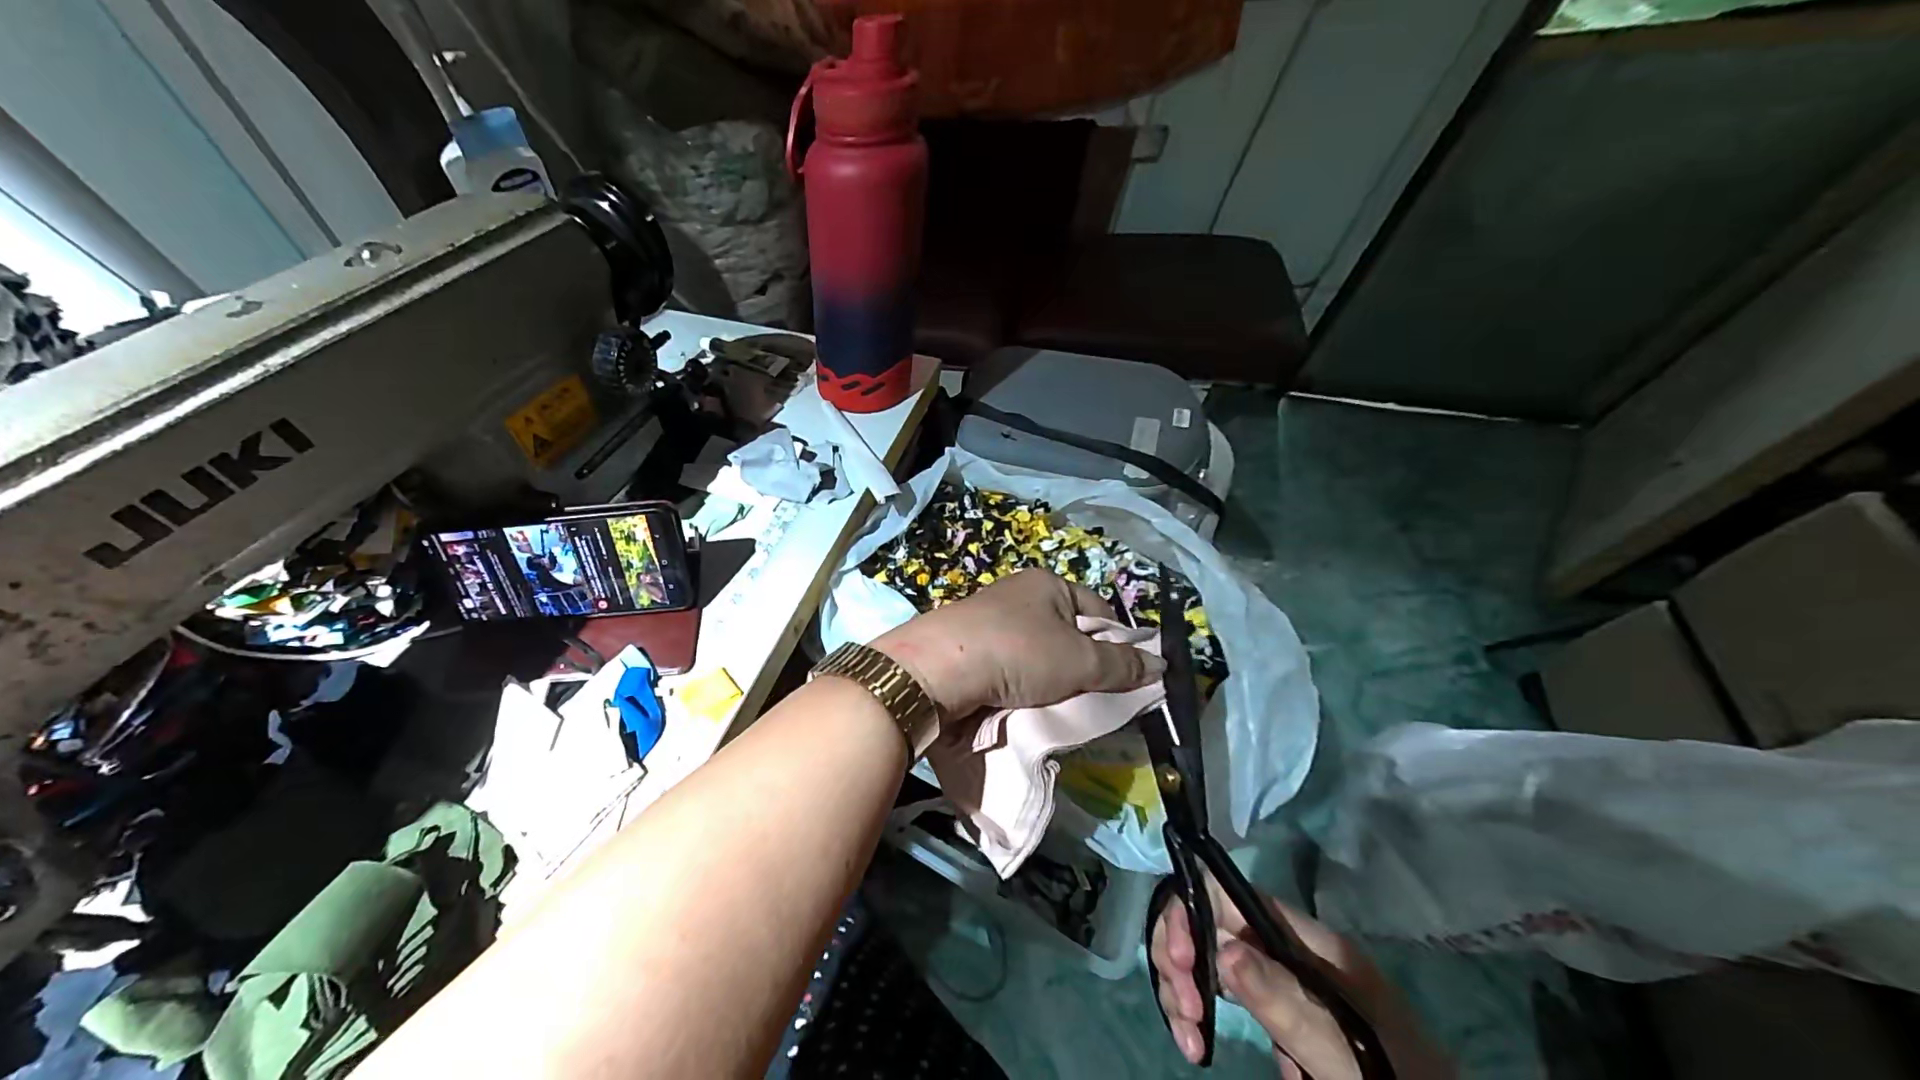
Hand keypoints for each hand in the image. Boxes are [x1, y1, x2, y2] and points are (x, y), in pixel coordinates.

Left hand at [871, 569, 1163, 724]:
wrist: (939, 670)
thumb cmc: (1017, 652)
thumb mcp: (1079, 660)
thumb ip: (1122, 666)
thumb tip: (1161, 665)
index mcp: (1048, 584)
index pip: (1100, 610)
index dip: (1118, 642)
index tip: (1128, 677)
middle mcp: (1020, 596)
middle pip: (1069, 634)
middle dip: (1084, 667)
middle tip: (1097, 698)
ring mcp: (991, 621)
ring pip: (1041, 655)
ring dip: (1053, 681)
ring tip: (1062, 708)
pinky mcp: (970, 648)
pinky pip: (1012, 668)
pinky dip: (1023, 687)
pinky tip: (1027, 706)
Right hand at [1150, 873, 1451, 1079]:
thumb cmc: (1393, 1079)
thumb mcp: (1343, 1052)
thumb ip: (1286, 1003)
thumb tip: (1223, 949)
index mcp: (1307, 939)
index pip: (1230, 894)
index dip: (1191, 913)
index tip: (1182, 965)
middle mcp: (1283, 942)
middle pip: (1206, 919)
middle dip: (1180, 956)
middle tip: (1185, 1011)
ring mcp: (1273, 970)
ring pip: (1202, 952)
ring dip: (1180, 987)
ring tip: (1188, 1037)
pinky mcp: (1267, 999)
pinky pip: (1211, 986)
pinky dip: (1191, 1008)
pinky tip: (1194, 1043)